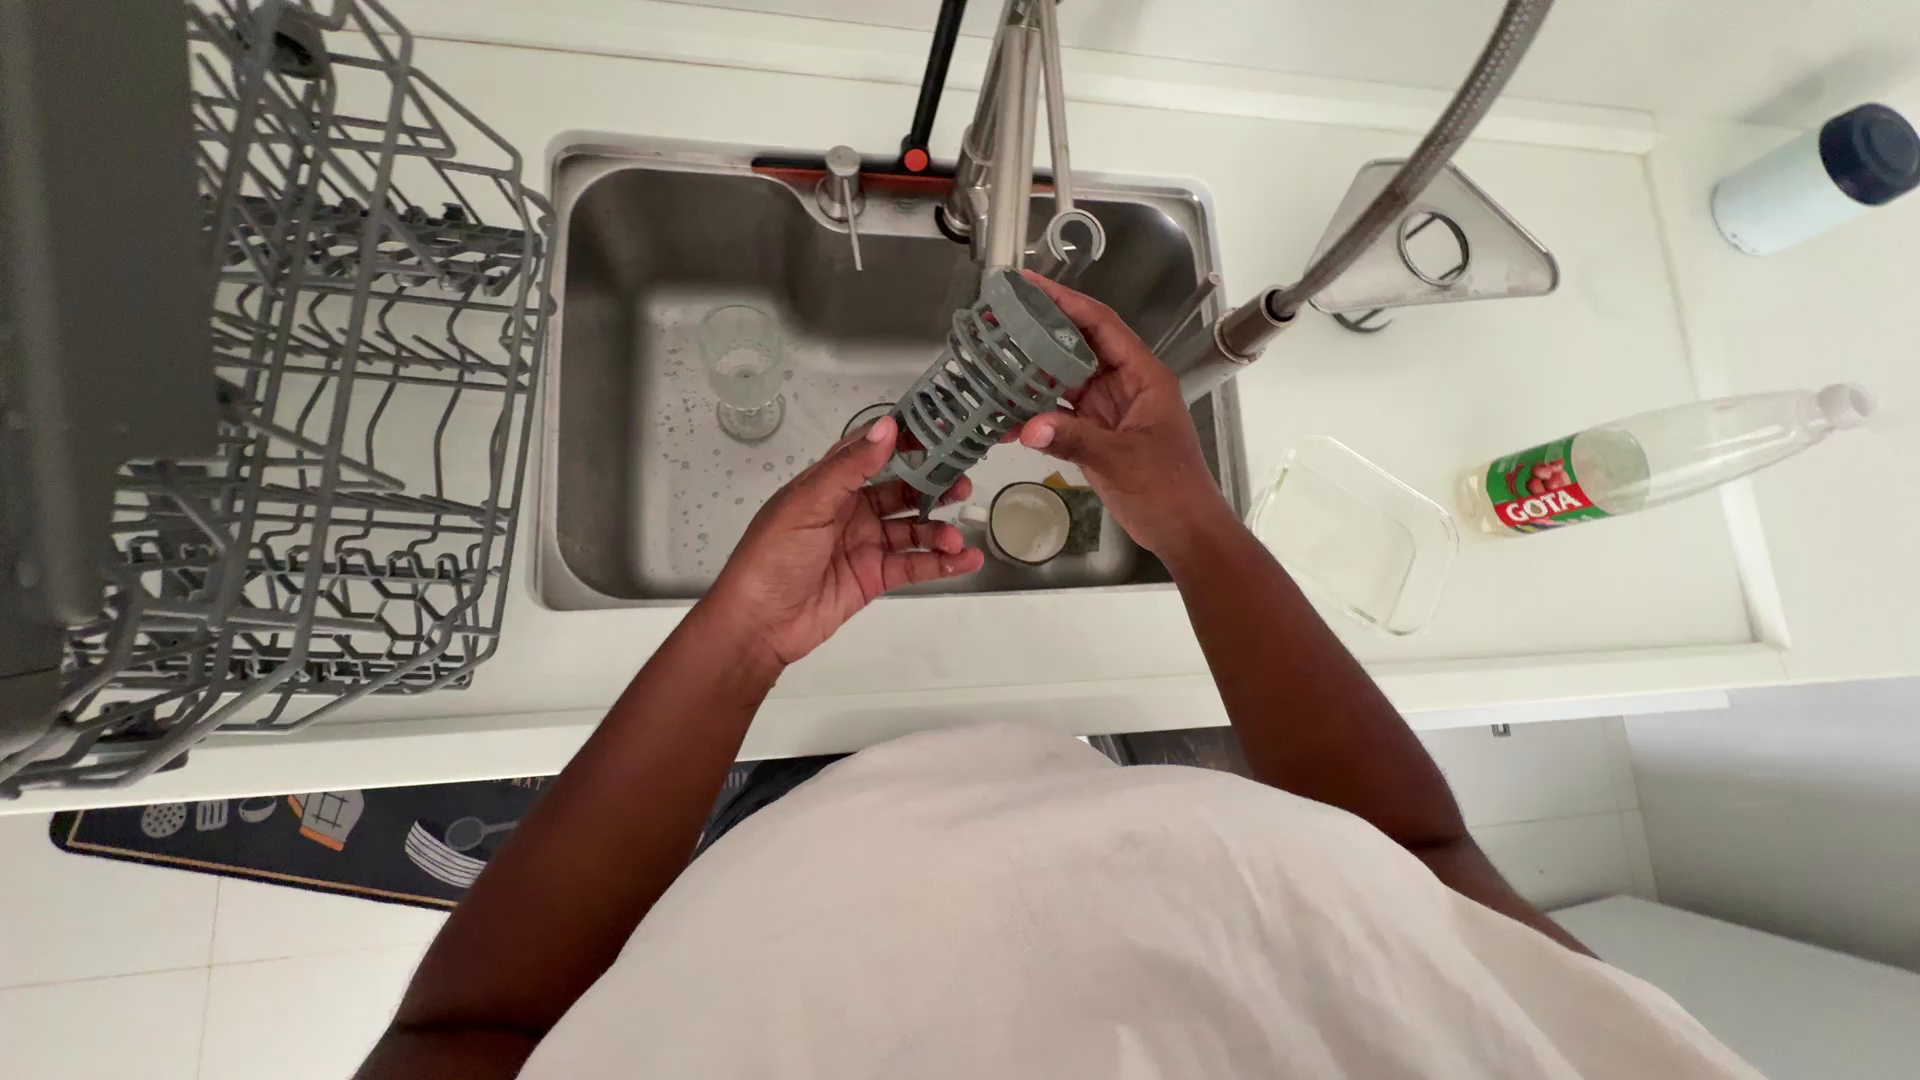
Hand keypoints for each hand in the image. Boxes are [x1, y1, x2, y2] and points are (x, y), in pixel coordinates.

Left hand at [703, 416, 985, 668]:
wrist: (759, 623)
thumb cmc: (773, 555)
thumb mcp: (808, 503)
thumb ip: (850, 467)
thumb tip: (887, 427)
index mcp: (830, 484)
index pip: (873, 452)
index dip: (906, 440)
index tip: (943, 430)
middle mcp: (851, 509)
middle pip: (902, 490)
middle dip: (934, 486)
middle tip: (963, 485)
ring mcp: (865, 544)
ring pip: (913, 529)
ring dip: (939, 530)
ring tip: (955, 537)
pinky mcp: (875, 577)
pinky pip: (914, 565)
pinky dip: (941, 563)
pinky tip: (964, 560)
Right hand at [1014, 271, 1234, 560]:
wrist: (1183, 530)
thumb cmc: (1169, 489)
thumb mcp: (1122, 460)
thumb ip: (1075, 440)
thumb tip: (1027, 427)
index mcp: (1142, 375)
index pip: (1100, 324)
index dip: (1065, 301)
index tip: (1028, 286)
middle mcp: (1123, 385)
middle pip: (1076, 347)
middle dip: (1038, 334)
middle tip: (997, 322)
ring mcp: (1108, 410)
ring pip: (1064, 381)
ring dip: (1031, 375)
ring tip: (991, 364)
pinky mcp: (1095, 435)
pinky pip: (1059, 415)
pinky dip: (1035, 416)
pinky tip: (1007, 419)